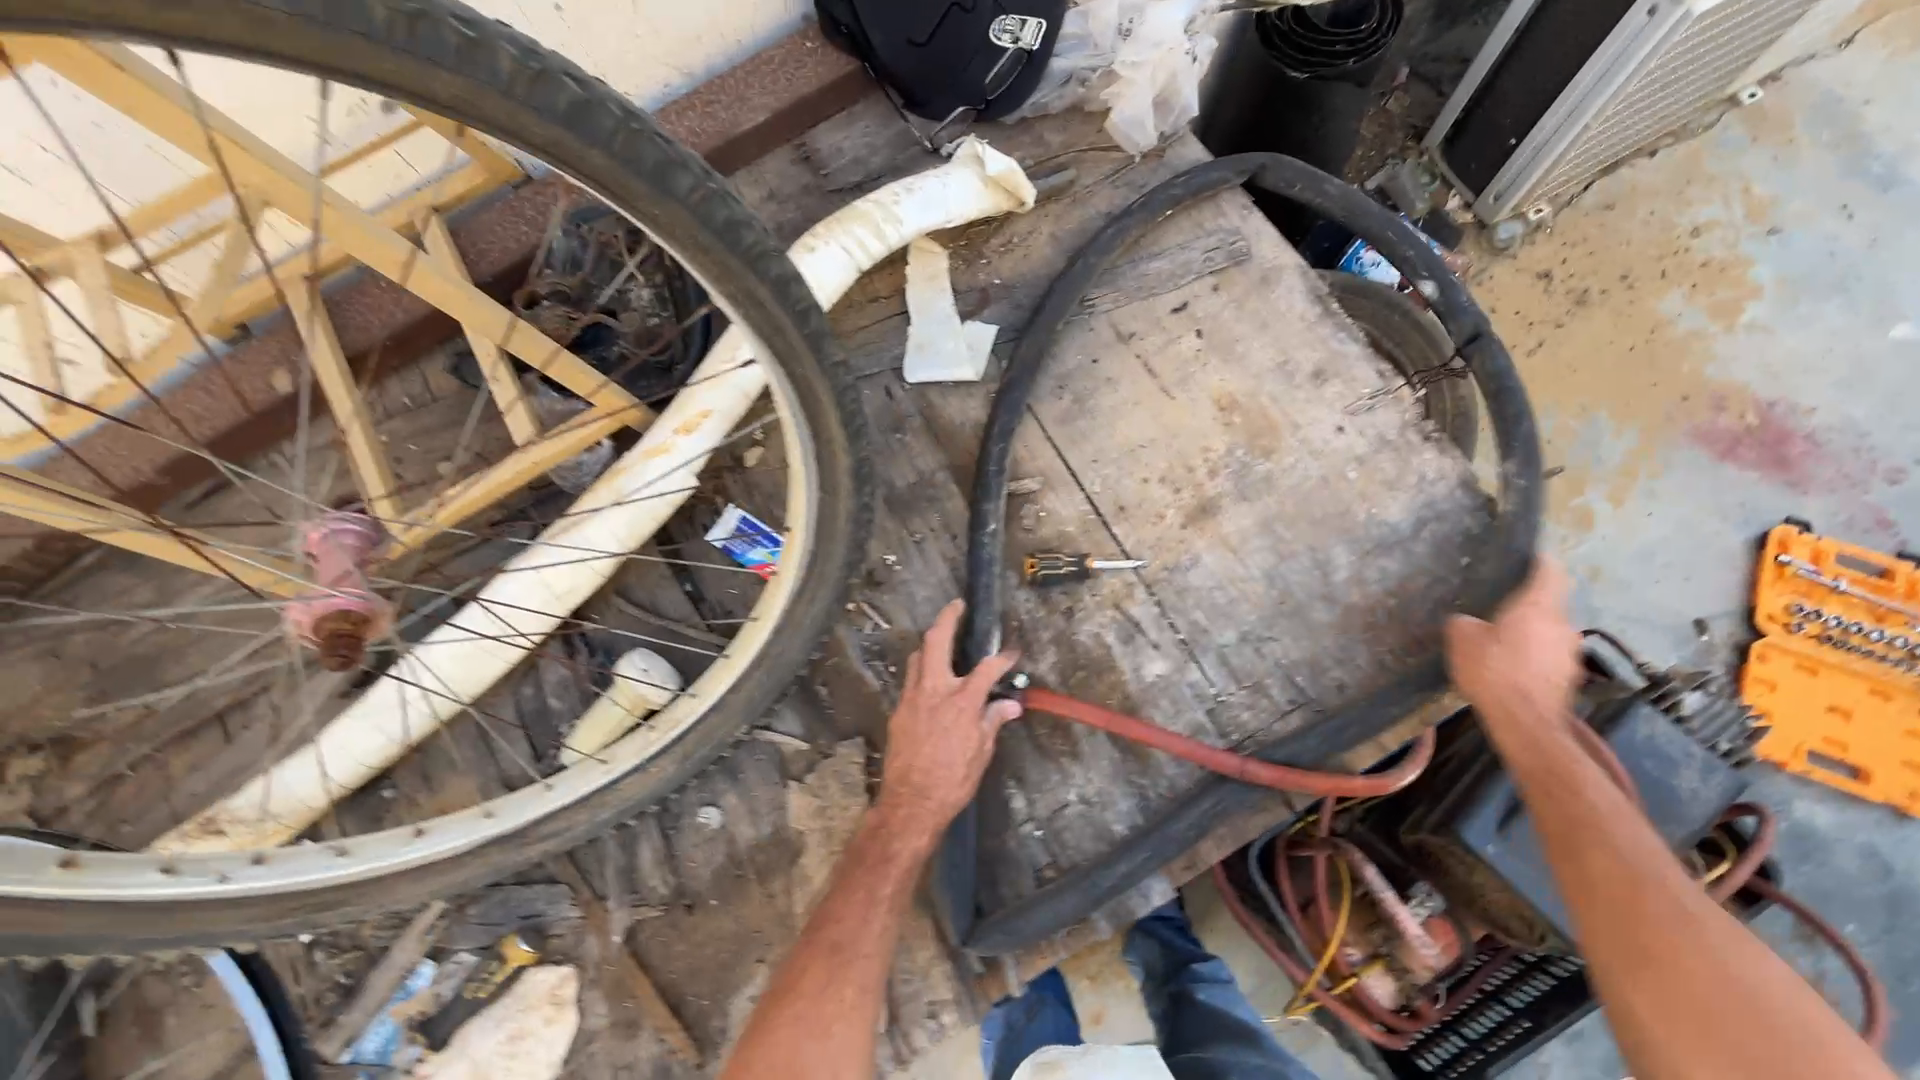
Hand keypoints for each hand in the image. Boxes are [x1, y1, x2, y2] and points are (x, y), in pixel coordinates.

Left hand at [874, 599, 1023, 843]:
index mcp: (962, 701)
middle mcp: (934, 691)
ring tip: (940, 640)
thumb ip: (993, 721)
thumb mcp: (981, 752)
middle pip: (936, 641)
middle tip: (956, 605)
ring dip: (929, 644)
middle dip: (946, 618)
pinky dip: (921, 673)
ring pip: (917, 658)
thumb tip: (1010, 706)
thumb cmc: (952, 781)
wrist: (911, 802)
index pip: (987, 668)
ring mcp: (912, 699)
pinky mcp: (898, 711)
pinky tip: (929, 682)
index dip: (1003, 658)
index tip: (1012, 653)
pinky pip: (910, 682)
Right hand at [1444, 558, 1581, 727]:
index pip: (1550, 570)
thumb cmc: (1493, 670)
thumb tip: (1468, 621)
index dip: (1540, 560)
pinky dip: (1535, 657)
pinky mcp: (1569, 677)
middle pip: (1550, 603)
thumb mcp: (1461, 638)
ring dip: (1532, 633)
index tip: (1527, 557)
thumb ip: (1464, 622)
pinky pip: (1550, 656)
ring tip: (1505, 643)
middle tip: (1501, 609)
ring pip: (1550, 632)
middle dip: (1529, 605)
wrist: (1525, 722)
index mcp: (1539, 606)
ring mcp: (1571, 653)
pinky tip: (1513, 669)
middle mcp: (1563, 624)